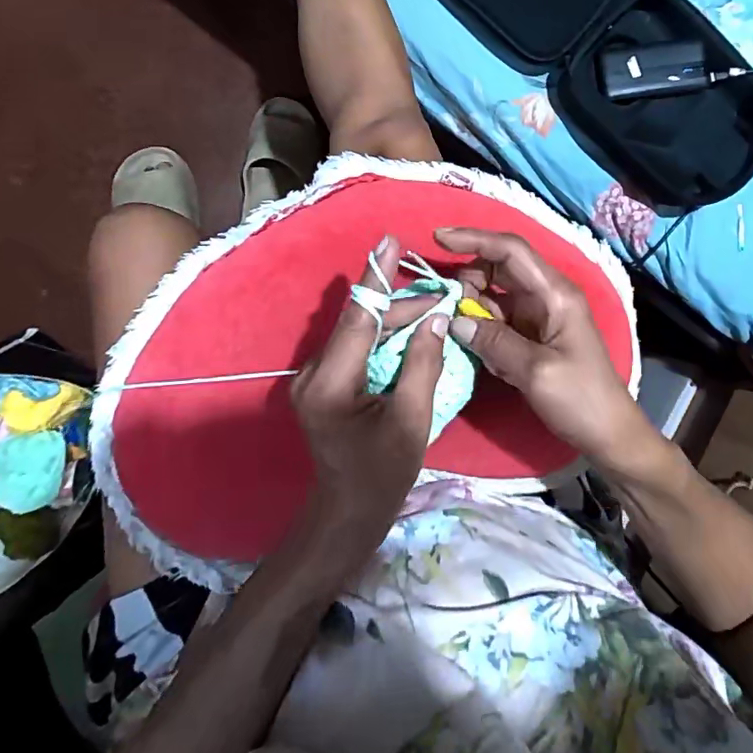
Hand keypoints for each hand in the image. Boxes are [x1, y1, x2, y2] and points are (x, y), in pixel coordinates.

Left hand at [288, 235, 446, 547]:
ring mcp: (312, 378)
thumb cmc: (381, 474)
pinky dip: (381, 336)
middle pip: (359, 323)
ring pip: (357, 333)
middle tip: (441, 297)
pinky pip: (354, 348)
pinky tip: (407, 330)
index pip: (357, 317)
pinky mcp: (321, 384)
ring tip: (430, 308)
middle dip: (399, 306)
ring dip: (392, 319)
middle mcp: (312, 372)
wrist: (347, 512)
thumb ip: (423, 365)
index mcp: (330, 382)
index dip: (377, 278)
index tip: (389, 241)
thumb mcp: (411, 421)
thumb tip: (437, 319)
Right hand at [434, 227, 664, 471]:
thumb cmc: (580, 398)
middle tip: (447, 304)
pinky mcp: (530, 336)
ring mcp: (537, 315)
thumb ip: (493, 341)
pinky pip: (497, 320)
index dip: (475, 239)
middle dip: (469, 277)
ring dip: (472, 307)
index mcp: (555, 293)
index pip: (511, 250)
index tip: (438, 238)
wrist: (607, 434)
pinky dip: (482, 329)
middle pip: (499, 267)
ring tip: (460, 333)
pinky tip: (481, 354)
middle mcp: (545, 296)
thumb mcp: (535, 371)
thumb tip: (454, 321)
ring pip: (494, 294)